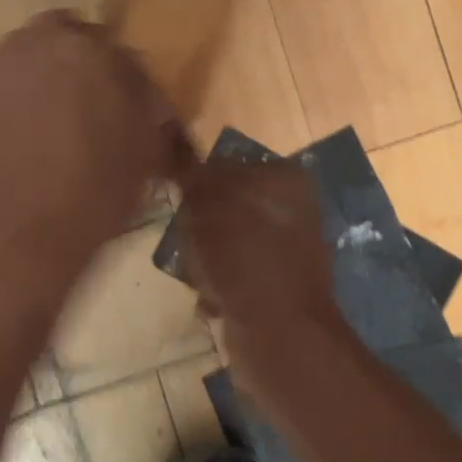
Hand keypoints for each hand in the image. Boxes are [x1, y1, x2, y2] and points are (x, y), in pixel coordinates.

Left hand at [0, 12, 184, 304]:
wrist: (19, 243)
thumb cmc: (93, 198)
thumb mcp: (143, 149)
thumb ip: (144, 99)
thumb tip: (140, 81)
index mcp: (87, 48)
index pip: (114, 43)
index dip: (125, 73)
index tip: (130, 100)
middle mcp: (36, 42)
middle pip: (66, 36)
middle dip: (82, 61)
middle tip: (92, 103)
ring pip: (26, 50)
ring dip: (41, 68)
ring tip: (52, 113)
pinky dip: (0, 84)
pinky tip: (10, 115)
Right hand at [180, 159, 340, 336]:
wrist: (279, 338)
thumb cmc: (242, 257)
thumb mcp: (205, 201)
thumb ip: (186, 166)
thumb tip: (168, 124)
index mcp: (285, 180)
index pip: (225, 164)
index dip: (195, 183)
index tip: (179, 203)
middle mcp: (293, 210)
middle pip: (222, 204)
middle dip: (198, 226)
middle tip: (187, 241)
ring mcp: (288, 252)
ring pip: (224, 242)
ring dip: (203, 259)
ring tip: (199, 275)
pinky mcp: (278, 289)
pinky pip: (233, 276)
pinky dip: (218, 287)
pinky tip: (212, 300)